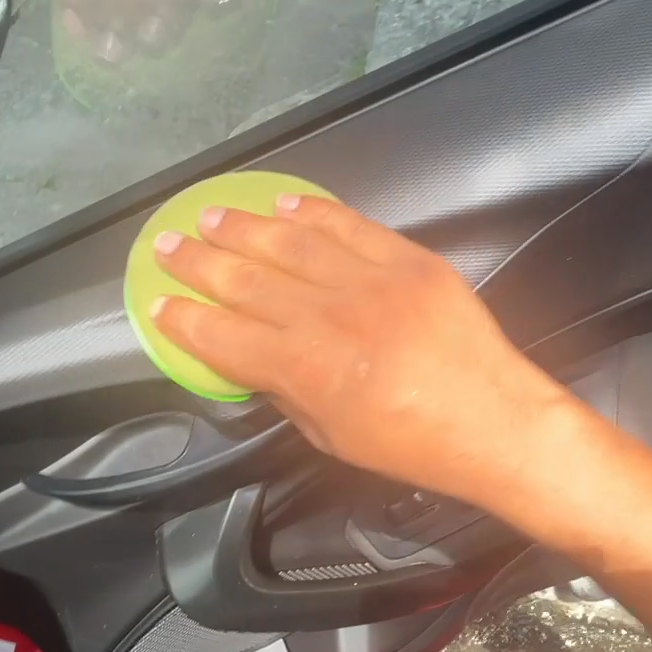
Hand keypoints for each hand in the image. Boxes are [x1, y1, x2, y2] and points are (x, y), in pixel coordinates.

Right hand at [150, 195, 579, 504]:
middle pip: (244, 278)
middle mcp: (327, 316)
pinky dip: (311, 212)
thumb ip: (288, 394)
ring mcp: (370, 281)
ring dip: (243, 227)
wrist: (492, 420)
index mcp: (305, 370)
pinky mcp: (408, 260)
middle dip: (197, 261)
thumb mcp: (334, 438)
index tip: (158, 304)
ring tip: (211, 216)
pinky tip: (282, 205)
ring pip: (289, 241)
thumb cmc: (413, 445)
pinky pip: (348, 225)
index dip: (183, 320)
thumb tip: (256, 364)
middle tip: (168, 245)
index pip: (222, 336)